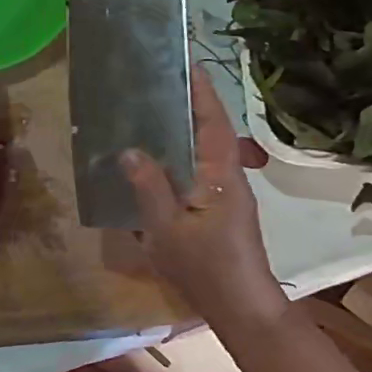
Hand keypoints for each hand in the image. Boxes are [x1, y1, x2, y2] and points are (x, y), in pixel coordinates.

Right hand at [122, 69, 289, 324]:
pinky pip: (198, 166)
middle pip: (211, 129)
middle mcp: (228, 176)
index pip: (213, 123)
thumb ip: (149, 188)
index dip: (202, 92)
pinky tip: (155, 155)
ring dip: (185, 125)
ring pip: (205, 148)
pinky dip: (180, 150)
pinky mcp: (218, 206)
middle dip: (191, 101)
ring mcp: (226, 192)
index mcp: (221, 176)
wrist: (241, 308)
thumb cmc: (206, 268)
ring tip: (152, 108)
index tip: (186, 63)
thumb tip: (129, 150)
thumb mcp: (167, 230)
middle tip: (158, 80)